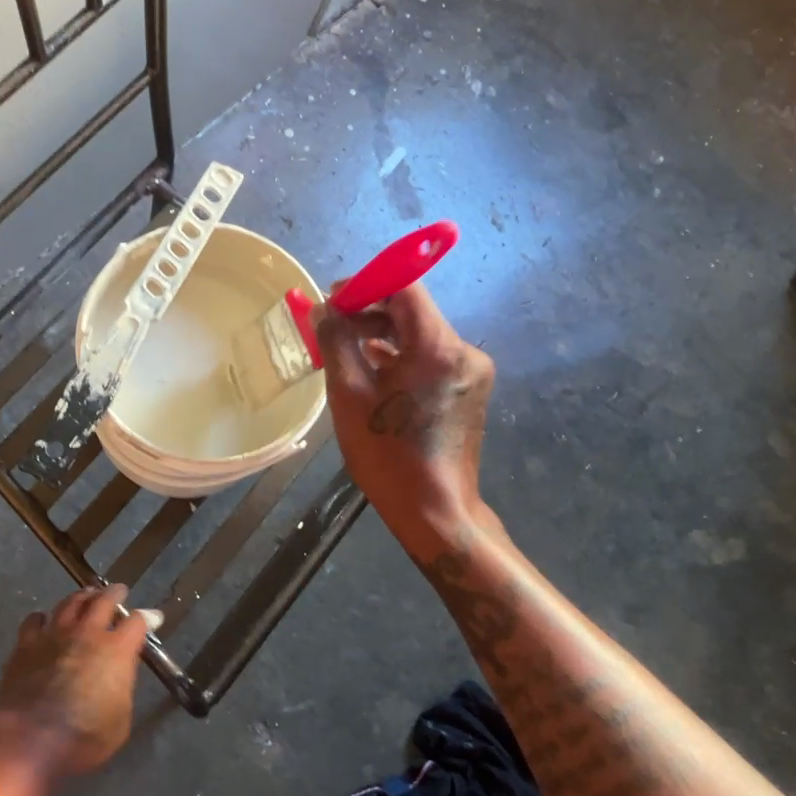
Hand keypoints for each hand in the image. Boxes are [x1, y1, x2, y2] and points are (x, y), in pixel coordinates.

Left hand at [0, 584, 150, 776]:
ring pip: (70, 604)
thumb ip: (122, 689)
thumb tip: (117, 675)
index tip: (153, 617)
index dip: (147, 619)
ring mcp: (54, 634)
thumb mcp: (120, 721)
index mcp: (116, 651)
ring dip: (82, 596)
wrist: (30, 739)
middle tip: (119, 590)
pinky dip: (41, 617)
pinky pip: (34, 621)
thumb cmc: (83, 738)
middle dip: (114, 594)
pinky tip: (42, 618)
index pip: (136, 623)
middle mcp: (86, 633)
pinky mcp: (27, 643)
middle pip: (103, 602)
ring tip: (87, 594)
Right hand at [315, 281, 495, 542]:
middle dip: (369, 312)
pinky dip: (399, 356)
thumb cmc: (388, 454)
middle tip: (330, 328)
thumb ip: (336, 340)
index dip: (367, 284)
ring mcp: (470, 371)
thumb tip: (325, 309)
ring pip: (419, 334)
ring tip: (344, 351)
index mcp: (438, 347)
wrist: (435, 510)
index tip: (333, 301)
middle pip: (412, 310)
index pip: (406, 287)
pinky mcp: (468, 389)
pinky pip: (428, 357)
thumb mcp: (349, 394)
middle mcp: (463, 351)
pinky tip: (370, 371)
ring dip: (381, 335)